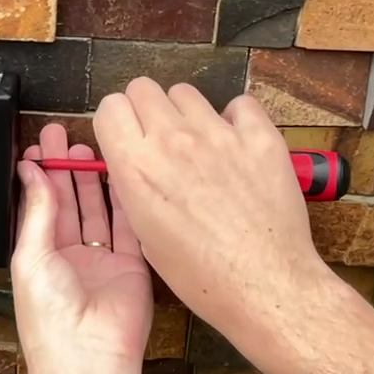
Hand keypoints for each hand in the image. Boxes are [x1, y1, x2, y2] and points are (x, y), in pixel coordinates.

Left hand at [10, 123, 152, 373]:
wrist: (87, 355)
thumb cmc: (48, 315)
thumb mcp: (32, 255)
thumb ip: (37, 211)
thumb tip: (30, 172)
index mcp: (40, 255)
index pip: (40, 206)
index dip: (40, 176)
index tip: (39, 146)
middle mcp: (70, 255)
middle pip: (69, 202)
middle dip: (65, 169)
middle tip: (64, 137)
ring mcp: (102, 259)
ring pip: (98, 209)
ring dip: (93, 180)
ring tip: (88, 149)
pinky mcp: (132, 266)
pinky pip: (129, 227)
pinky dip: (125, 200)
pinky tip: (121, 174)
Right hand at [93, 79, 330, 350]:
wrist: (264, 285)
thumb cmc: (199, 273)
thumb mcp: (144, 234)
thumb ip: (134, 188)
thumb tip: (133, 165)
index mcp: (136, 166)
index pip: (109, 106)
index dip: (115, 122)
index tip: (125, 137)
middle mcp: (172, 140)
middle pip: (143, 88)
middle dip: (145, 110)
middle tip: (158, 139)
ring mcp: (218, 134)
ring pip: (186, 92)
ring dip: (185, 113)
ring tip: (198, 144)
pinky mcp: (259, 136)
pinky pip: (239, 104)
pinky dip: (235, 119)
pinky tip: (236, 146)